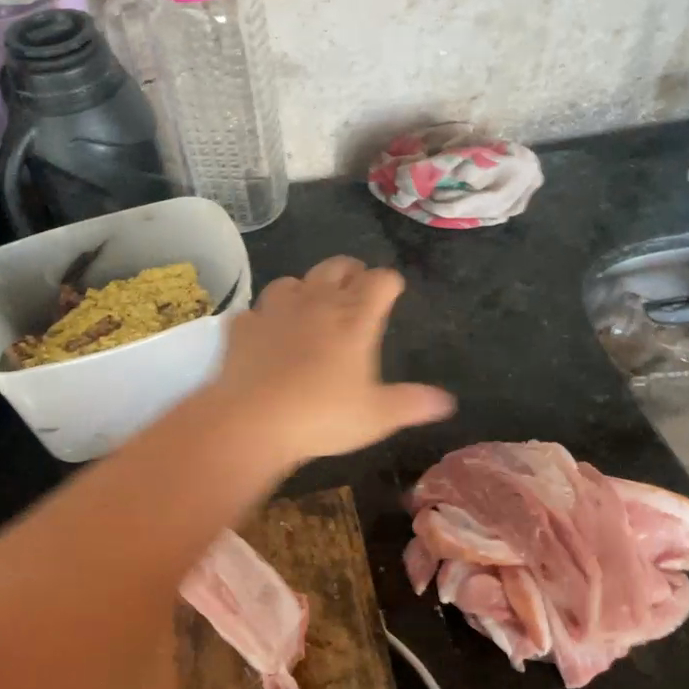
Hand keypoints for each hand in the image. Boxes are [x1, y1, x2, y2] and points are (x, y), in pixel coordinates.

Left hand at [214, 256, 454, 463]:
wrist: (252, 421)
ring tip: (309, 302)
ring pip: (292, 281)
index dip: (389, 282)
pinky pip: (254, 312)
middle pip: (337, 267)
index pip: (380, 281)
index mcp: (354, 318)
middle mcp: (316, 303)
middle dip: (351, 271)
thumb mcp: (377, 417)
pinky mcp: (242, 327)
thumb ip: (412, 404)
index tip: (393, 289)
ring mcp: (275, 311)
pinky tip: (265, 331)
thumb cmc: (322, 416)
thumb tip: (446, 402)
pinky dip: (263, 318)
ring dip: (305, 287)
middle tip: (357, 283)